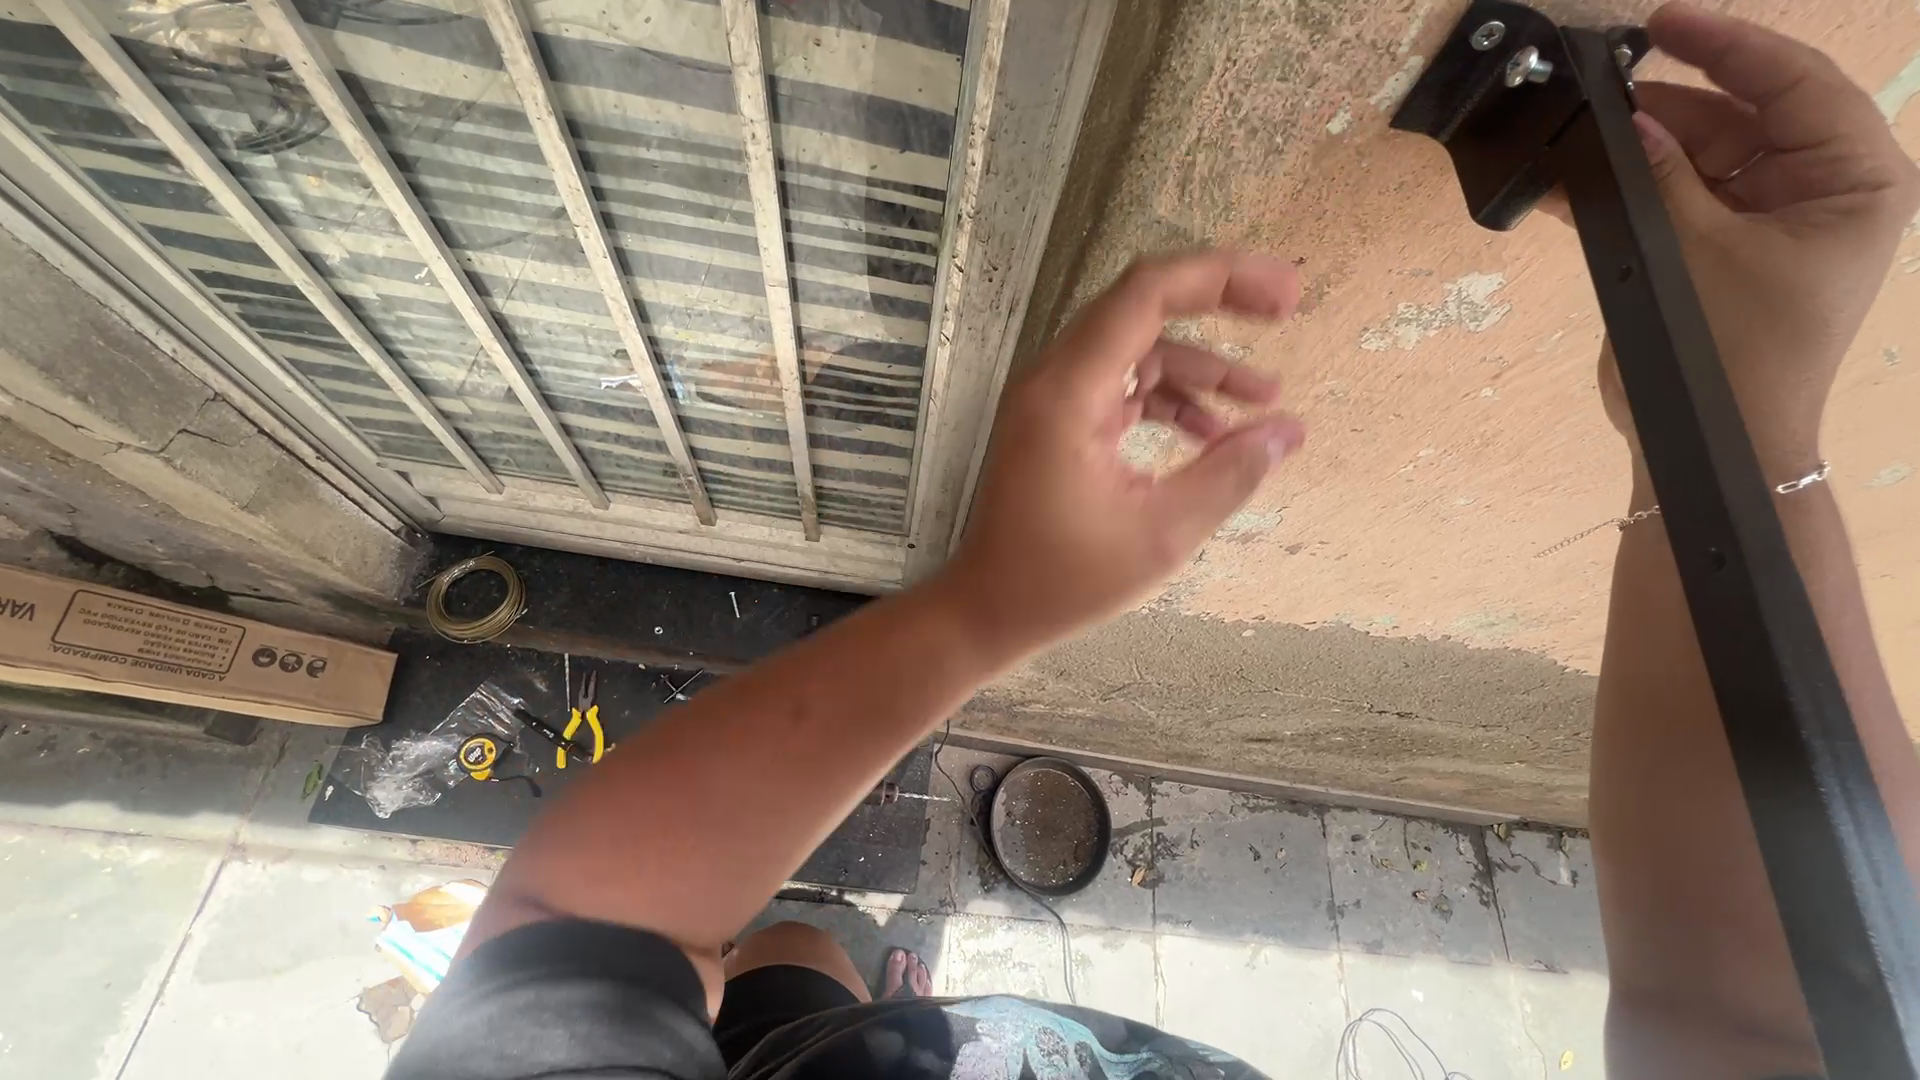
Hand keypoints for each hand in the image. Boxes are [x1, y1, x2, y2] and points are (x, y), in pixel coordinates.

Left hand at [941, 250, 1304, 650]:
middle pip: (1142, 309)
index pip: (1145, 294)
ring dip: (1199, 367)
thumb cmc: (1061, 581)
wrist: (988, 608)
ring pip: (1135, 352)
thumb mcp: (1160, 536)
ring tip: (1263, 398)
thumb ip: (1229, 476)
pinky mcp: (1058, 424)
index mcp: (1068, 393)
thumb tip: (1289, 430)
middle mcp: (1053, 381)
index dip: (1222, 277)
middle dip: (1219, 305)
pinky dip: (1166, 400)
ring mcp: (1052, 401)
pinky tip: (1209, 433)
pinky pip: (1119, 389)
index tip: (1286, 294)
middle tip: (1286, 308)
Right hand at [1598, 2, 1919, 474]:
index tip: (1665, 22)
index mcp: (1852, 180)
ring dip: (1639, 154)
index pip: (1797, 86)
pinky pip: (1669, 206)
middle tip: (1602, 87)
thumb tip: (1629, 125)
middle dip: (1673, 103)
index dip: (1732, 45)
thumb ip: (1664, 182)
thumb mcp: (1698, 253)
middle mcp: (1813, 191)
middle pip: (1742, 120)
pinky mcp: (1709, 253)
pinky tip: (1578, 186)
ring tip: (1579, 139)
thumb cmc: (1733, 349)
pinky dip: (1626, 196)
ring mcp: (1758, 224)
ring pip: (1697, 163)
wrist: (1714, 436)